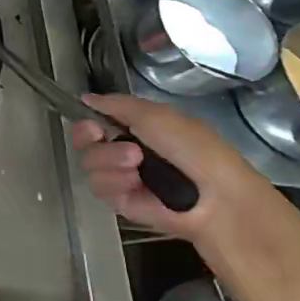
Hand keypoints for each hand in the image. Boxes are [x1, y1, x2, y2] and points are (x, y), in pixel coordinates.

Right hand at [72, 93, 275, 240]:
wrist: (216, 198)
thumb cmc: (192, 149)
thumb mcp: (156, 115)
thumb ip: (116, 104)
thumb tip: (85, 98)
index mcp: (136, 128)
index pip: (94, 121)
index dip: (86, 120)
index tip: (92, 123)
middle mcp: (124, 151)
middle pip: (84, 142)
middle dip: (90, 139)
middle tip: (103, 137)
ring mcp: (121, 177)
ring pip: (89, 163)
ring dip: (110, 161)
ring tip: (136, 165)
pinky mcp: (121, 202)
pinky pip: (98, 187)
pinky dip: (115, 181)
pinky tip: (134, 183)